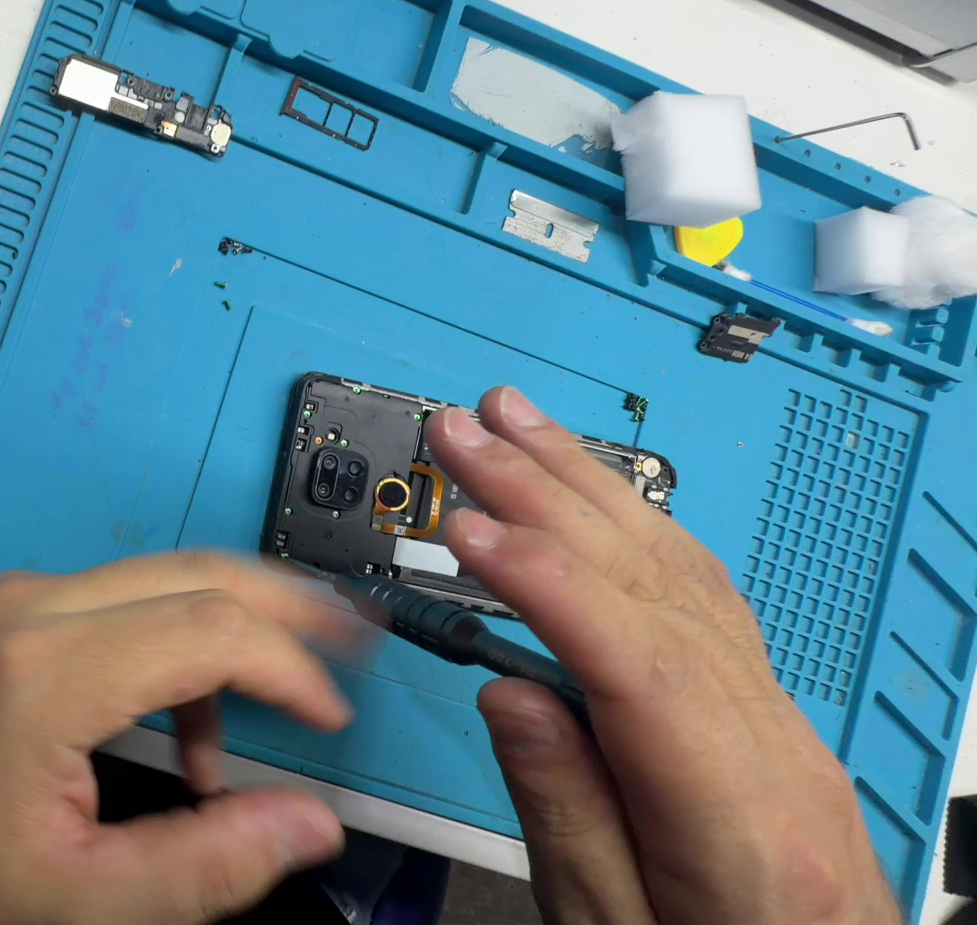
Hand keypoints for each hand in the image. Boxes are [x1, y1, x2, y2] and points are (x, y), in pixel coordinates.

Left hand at [0, 553, 355, 924]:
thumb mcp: (81, 900)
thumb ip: (209, 863)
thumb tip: (305, 822)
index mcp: (48, 671)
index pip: (207, 626)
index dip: (289, 665)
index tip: (329, 714)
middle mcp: (35, 606)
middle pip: (194, 571)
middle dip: (285, 603)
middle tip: (348, 638)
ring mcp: (23, 595)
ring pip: (164, 575)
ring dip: (228, 630)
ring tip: (238, 731)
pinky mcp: (18, 603)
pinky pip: (124, 596)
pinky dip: (174, 640)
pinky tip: (173, 718)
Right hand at [427, 386, 899, 924]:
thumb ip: (562, 809)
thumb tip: (507, 694)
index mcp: (733, 811)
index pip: (633, 658)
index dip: (540, 578)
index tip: (461, 527)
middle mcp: (767, 737)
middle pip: (648, 582)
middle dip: (542, 489)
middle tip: (464, 431)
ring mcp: (769, 705)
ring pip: (673, 562)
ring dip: (580, 477)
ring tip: (513, 419)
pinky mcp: (753, 692)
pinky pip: (695, 582)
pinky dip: (631, 514)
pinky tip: (589, 483)